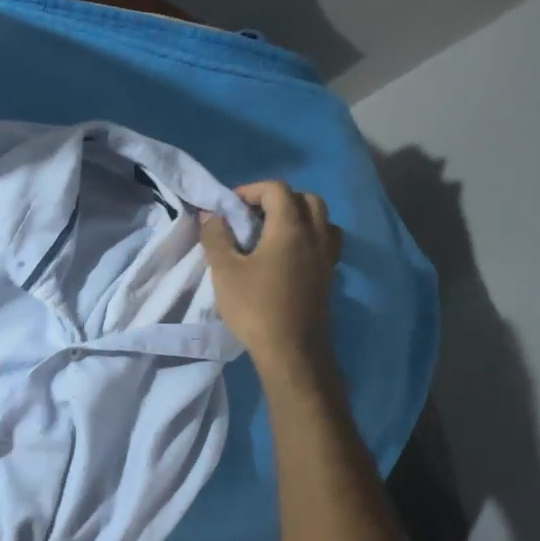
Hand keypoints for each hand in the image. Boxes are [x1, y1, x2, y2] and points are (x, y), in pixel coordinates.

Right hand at [201, 180, 343, 381]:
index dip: (251, 190)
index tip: (229, 207)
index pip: (277, 190)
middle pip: (307, 199)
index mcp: (290, 229)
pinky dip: (308, 236)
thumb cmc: (254, 307)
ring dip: (298, 216)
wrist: (291, 350)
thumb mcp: (224, 271)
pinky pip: (325, 241)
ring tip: (271, 232)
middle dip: (277, 199)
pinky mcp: (328, 275)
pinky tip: (286, 254)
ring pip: (321, 219)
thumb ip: (216, 237)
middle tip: (251, 215)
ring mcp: (326, 257)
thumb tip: (211, 215)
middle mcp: (315, 236)